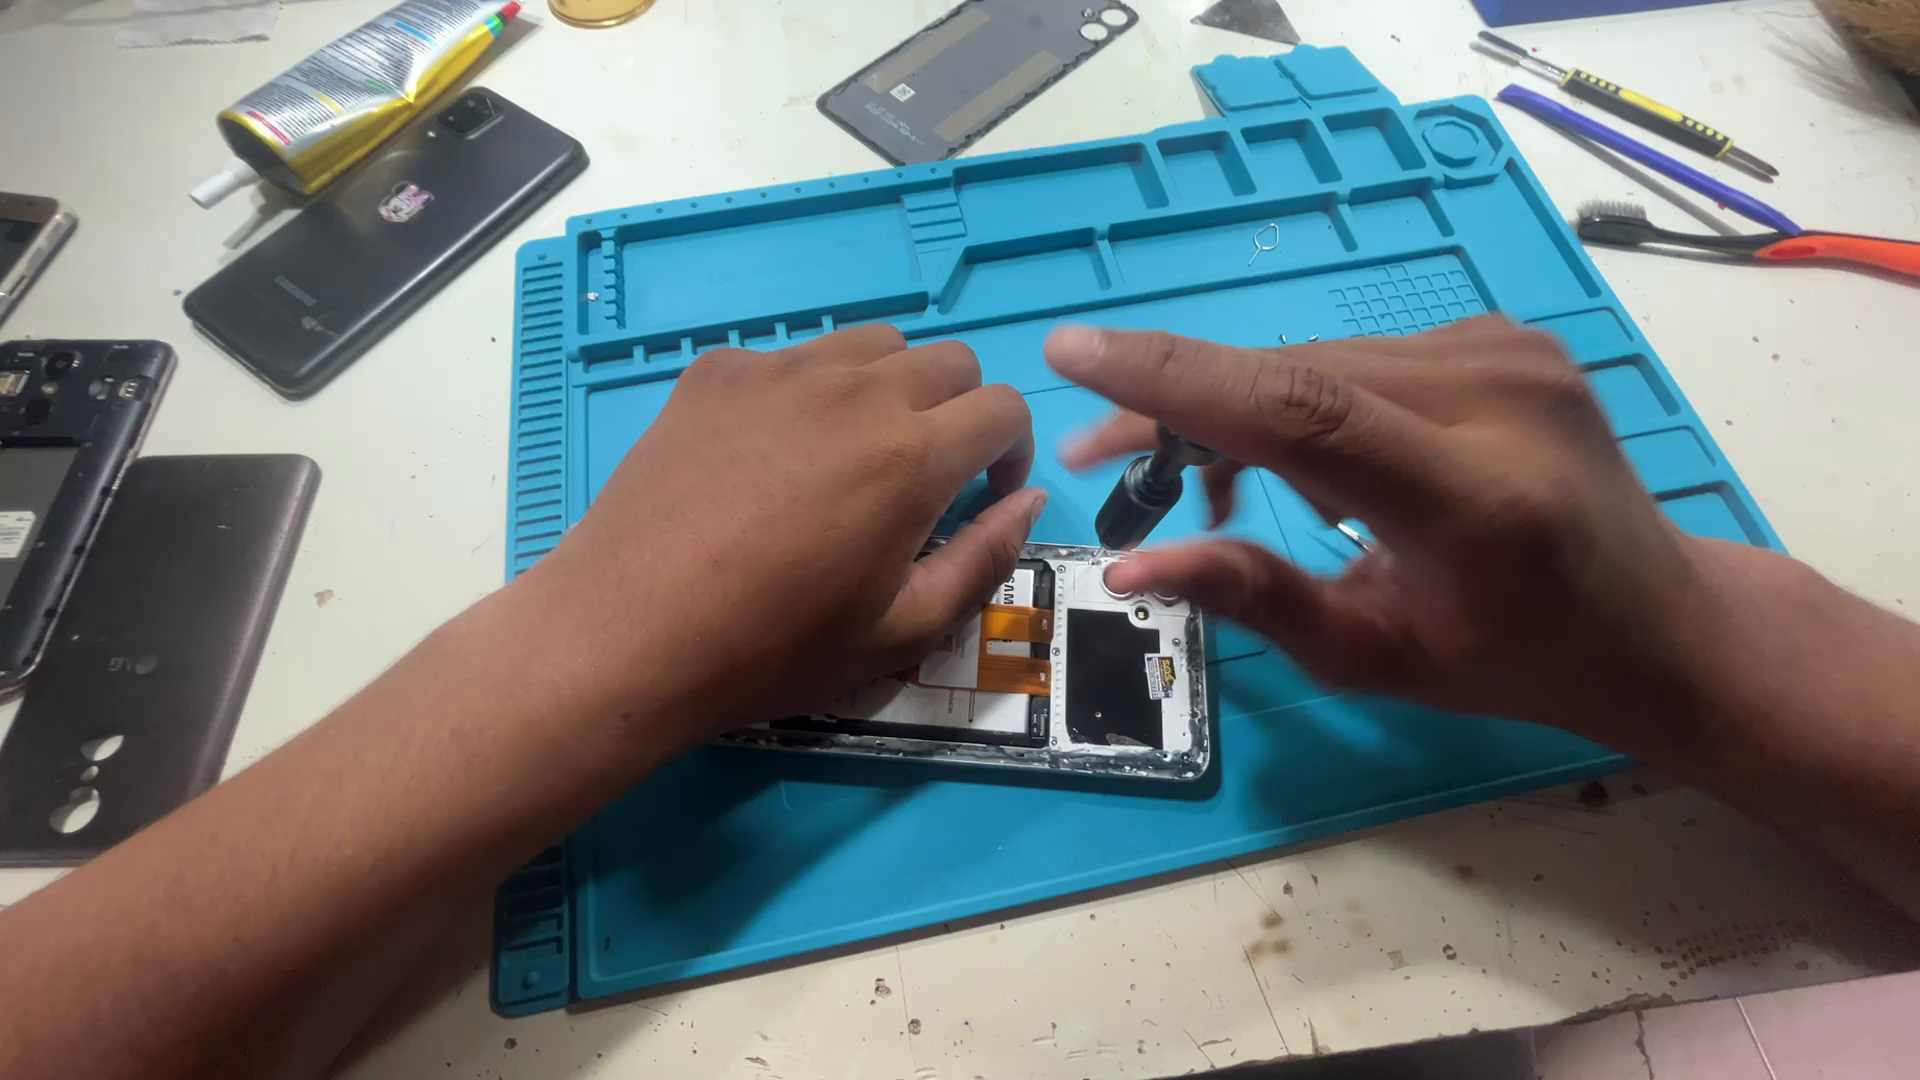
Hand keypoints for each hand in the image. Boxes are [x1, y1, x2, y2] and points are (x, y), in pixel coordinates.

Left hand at [512, 325, 1042, 744]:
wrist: (628, 634)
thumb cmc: (776, 646)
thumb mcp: (905, 627)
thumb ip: (986, 557)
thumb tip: (1027, 499)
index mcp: (911, 453)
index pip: (1004, 408)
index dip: (1011, 450)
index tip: (984, 493)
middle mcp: (854, 389)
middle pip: (950, 362)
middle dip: (961, 414)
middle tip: (925, 477)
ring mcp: (779, 370)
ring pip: (876, 345)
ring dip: (893, 390)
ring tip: (856, 454)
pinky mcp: (717, 371)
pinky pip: (796, 357)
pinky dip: (815, 391)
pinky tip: (775, 451)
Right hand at [1045, 317, 1716, 736]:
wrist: (1658, 618)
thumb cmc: (1508, 660)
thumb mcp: (1366, 656)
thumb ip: (1249, 598)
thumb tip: (1127, 564)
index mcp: (1468, 495)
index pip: (1294, 407)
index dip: (1171, 379)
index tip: (1071, 353)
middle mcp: (1494, 393)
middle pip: (1281, 378)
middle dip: (1173, 414)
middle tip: (1097, 458)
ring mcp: (1501, 350)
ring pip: (1302, 366)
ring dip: (1230, 420)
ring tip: (1201, 494)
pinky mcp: (1491, 338)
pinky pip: (1342, 364)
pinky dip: (1287, 411)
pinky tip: (1285, 470)